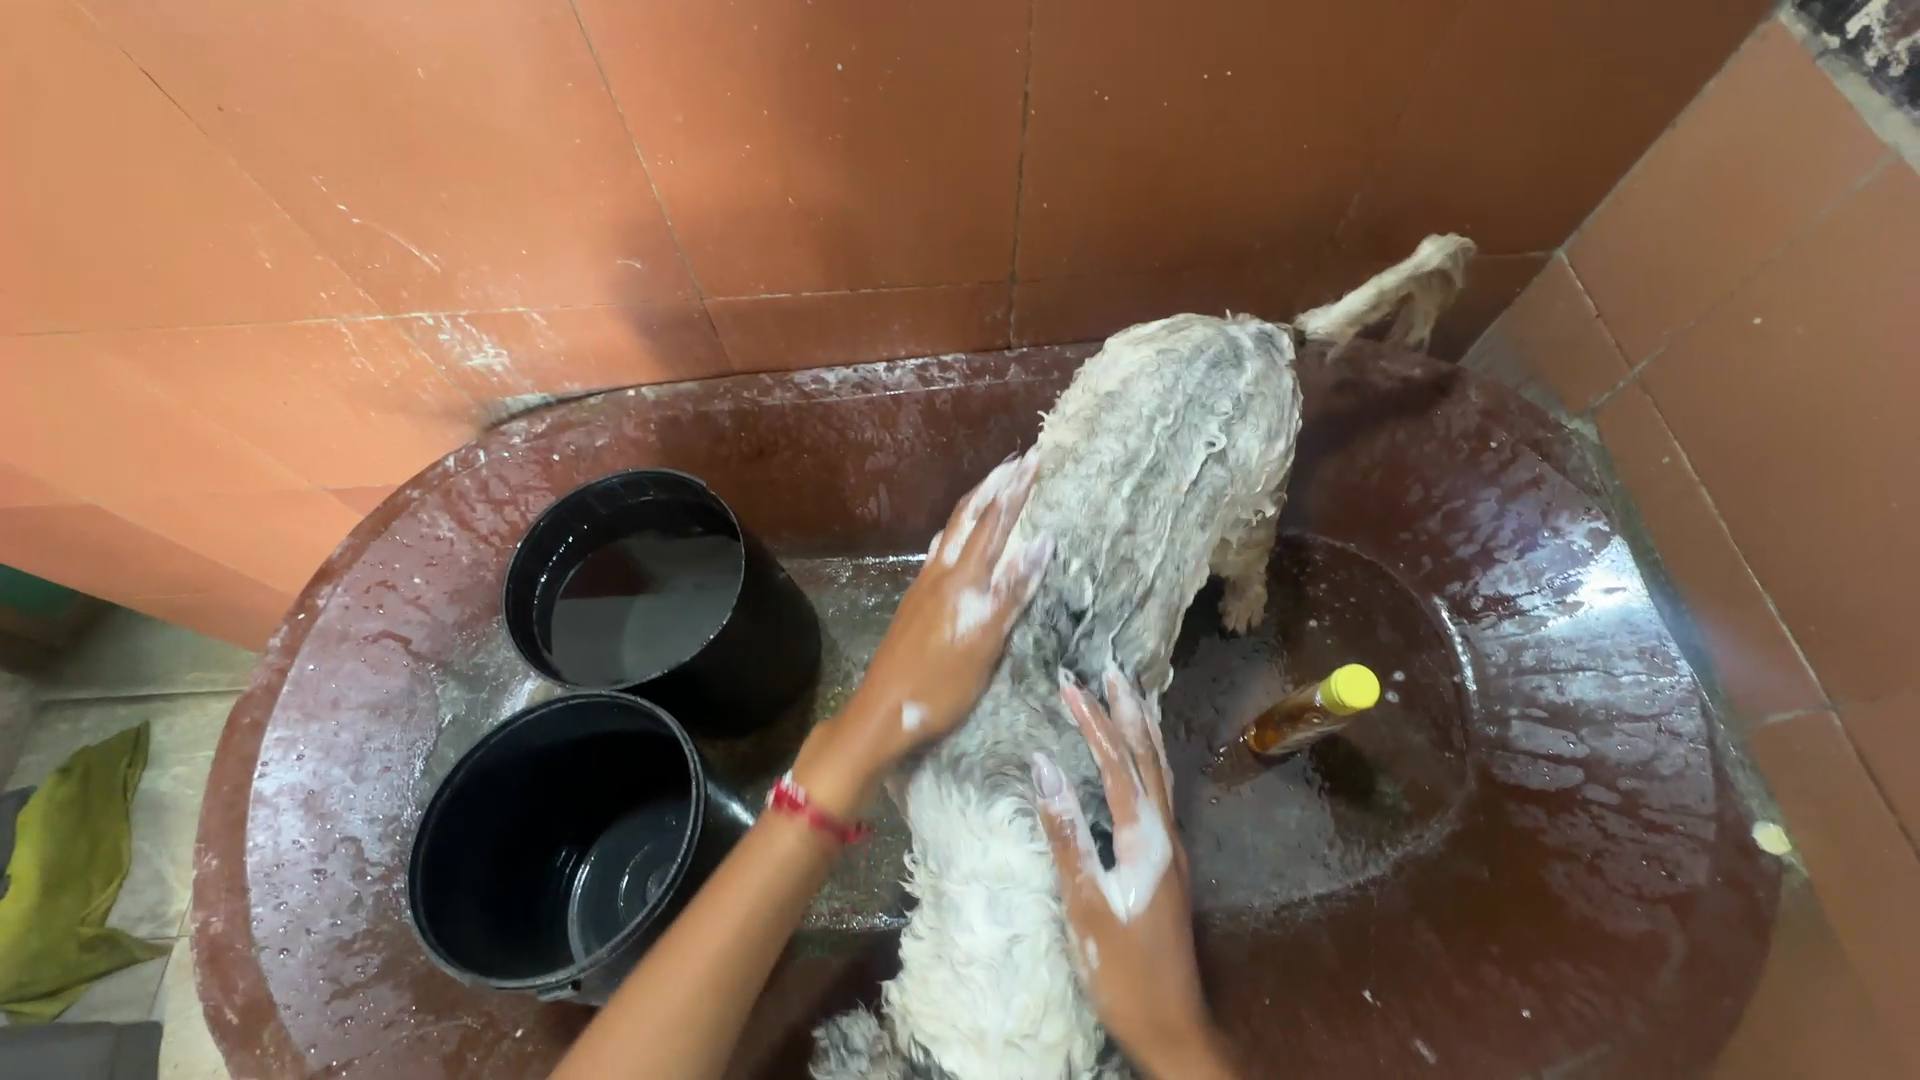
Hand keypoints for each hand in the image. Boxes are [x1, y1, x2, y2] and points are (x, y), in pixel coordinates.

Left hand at [792, 449, 1053, 817]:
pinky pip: (940, 549)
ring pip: (951, 530)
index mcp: (962, 580)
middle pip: (968, 516)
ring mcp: (924, 584)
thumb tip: (1042, 541)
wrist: (882, 711)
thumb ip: (1013, 591)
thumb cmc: (941, 685)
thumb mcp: (985, 643)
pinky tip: (957, 538)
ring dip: (975, 503)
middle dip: (993, 484)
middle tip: (1017, 461)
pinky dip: (958, 529)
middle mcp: (940, 572)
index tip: (1035, 459)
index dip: (1016, 490)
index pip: (994, 523)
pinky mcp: (915, 600)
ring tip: (994, 488)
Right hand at [1033, 672, 1238, 1079]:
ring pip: (1161, 772)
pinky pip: (1160, 791)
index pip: (1116, 764)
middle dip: (1128, 711)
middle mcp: (1166, 833)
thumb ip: (1066, 832)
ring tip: (1132, 696)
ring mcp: (1172, 847)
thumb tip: (1043, 766)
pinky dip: (1149, 759)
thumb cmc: (1121, 968)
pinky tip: (1140, 760)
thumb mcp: (1085, 902)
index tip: (1070, 685)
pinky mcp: (1168, 861)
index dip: (1093, 722)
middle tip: (1112, 670)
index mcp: (1146, 838)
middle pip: (1148, 757)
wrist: (1171, 1024)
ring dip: (1144, 730)